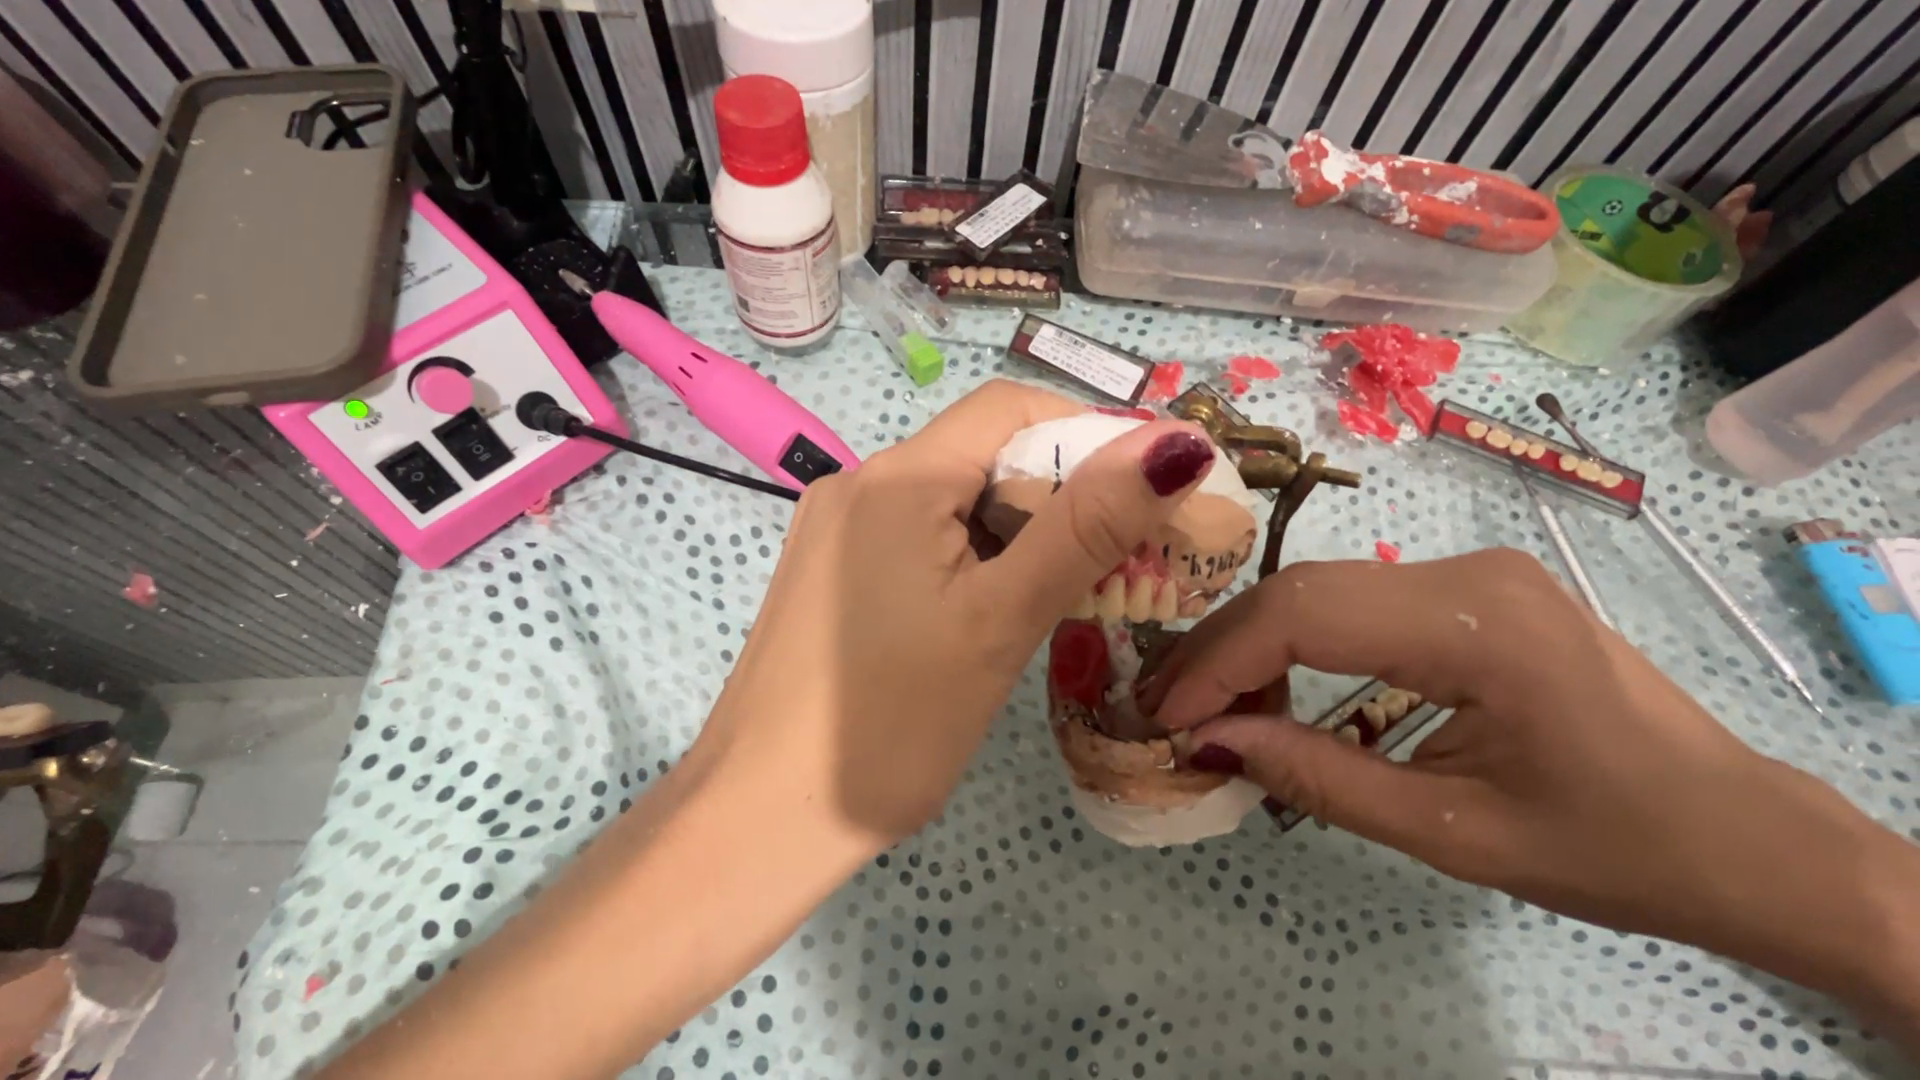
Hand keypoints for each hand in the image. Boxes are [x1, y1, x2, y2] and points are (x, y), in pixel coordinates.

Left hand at [701, 380, 1218, 845]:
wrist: (764, 818)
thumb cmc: (891, 723)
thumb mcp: (1000, 620)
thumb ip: (1086, 527)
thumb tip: (1174, 442)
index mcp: (898, 478)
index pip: (1010, 408)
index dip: (1091, 429)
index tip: (1157, 481)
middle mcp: (860, 484)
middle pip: (983, 452)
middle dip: (1065, 486)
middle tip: (1136, 545)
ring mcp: (840, 531)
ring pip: (955, 500)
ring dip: (1026, 526)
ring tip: (1088, 579)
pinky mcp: (836, 575)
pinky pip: (923, 539)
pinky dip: (979, 555)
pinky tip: (1012, 602)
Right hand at [1146, 549, 1919, 1034]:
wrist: (1746, 837)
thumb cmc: (1613, 850)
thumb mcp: (1452, 836)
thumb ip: (1317, 779)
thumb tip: (1207, 744)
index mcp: (1480, 626)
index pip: (1304, 615)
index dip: (1218, 663)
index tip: (1166, 718)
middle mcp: (1471, 571)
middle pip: (1304, 591)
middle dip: (1221, 651)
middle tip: (1165, 710)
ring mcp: (1473, 571)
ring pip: (1321, 590)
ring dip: (1252, 645)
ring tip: (1205, 705)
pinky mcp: (1470, 588)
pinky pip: (1356, 602)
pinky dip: (1297, 643)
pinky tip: (1270, 686)